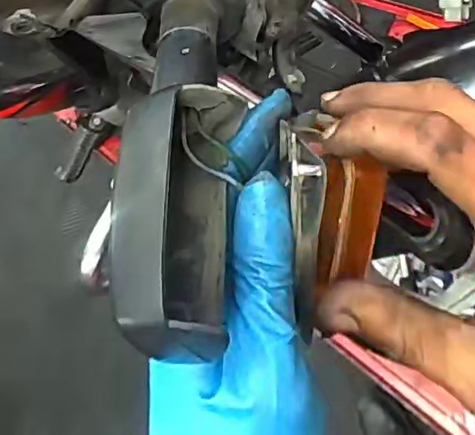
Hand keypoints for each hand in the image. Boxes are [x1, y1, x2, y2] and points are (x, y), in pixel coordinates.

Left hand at [149, 90, 324, 434]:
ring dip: (264, 190)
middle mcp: (186, 295)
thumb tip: (256, 191)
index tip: (267, 114)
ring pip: (236, 230)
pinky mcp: (231, 328)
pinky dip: (274, 232)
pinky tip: (293, 218)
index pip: (209, 196)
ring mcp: (209, 310)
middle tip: (286, 125)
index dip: (238, 148)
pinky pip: (251, 263)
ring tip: (293, 156)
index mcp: (180, 294)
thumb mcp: (260, 361)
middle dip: (251, 159)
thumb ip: (257, 274)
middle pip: (220, 205)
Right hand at [317, 80, 474, 434]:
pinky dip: (427, 119)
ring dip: (400, 104)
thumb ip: (402, 332)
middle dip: (377, 99)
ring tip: (352, 122)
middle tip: (329, 117)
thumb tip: (335, 302)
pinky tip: (401, 139)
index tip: (333, 140)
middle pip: (447, 103)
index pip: (441, 142)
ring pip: (462, 103)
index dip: (376, 129)